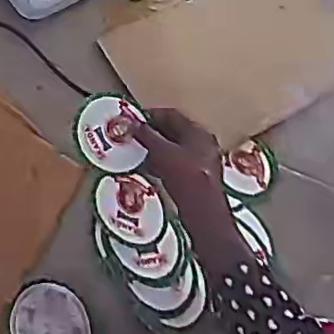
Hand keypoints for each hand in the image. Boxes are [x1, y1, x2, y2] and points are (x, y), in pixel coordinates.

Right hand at [123, 109, 247, 268]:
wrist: (204, 219)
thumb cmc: (186, 180)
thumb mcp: (161, 152)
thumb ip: (145, 135)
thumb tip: (129, 123)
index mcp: (199, 133)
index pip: (172, 115)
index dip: (151, 115)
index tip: (134, 119)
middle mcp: (204, 146)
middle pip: (174, 132)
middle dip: (153, 133)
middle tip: (134, 134)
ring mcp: (203, 164)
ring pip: (175, 149)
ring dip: (156, 149)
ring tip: (138, 151)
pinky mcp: (198, 182)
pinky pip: (176, 165)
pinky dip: (162, 163)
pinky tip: (149, 169)